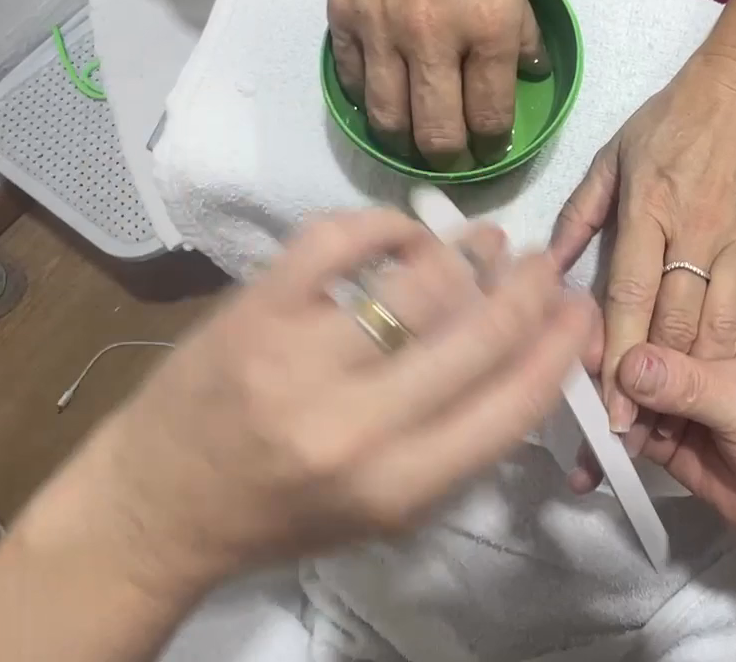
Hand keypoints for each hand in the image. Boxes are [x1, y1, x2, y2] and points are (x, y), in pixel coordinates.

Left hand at [50, 209, 592, 598]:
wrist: (155, 510)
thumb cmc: (288, 513)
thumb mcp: (391, 506)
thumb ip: (464, 433)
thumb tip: (530, 342)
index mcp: (400, 487)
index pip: (516, 401)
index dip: (563, 343)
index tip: (579, 308)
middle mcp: (356, 427)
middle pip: (481, 331)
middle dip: (532, 284)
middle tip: (545, 261)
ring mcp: (299, 360)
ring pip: (422, 277)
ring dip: (470, 252)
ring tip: (487, 243)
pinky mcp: (255, 310)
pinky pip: (341, 236)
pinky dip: (388, 223)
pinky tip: (408, 234)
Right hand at [326, 0, 547, 167]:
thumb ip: (521, 26)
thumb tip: (531, 71)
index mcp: (488, 25)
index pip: (490, 115)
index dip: (494, 143)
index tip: (493, 148)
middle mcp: (434, 39)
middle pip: (438, 135)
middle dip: (452, 157)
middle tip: (457, 154)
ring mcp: (381, 31)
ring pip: (390, 122)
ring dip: (407, 140)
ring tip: (420, 136)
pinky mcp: (341, 16)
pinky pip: (353, 84)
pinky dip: (370, 100)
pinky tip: (384, 96)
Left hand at [551, 51, 735, 440]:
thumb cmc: (666, 123)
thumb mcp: (610, 158)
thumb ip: (579, 214)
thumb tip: (548, 267)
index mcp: (649, 210)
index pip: (632, 295)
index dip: (619, 356)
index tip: (611, 412)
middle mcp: (695, 231)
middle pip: (676, 320)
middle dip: (655, 382)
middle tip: (637, 436)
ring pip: (725, 320)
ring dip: (706, 374)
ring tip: (686, 423)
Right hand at [576, 312, 735, 551]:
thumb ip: (690, 383)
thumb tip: (628, 363)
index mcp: (714, 321)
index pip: (657, 308)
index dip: (619, 325)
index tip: (585, 349)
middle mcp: (686, 349)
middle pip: (628, 347)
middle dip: (598, 373)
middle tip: (575, 400)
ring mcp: (671, 393)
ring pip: (619, 391)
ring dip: (596, 415)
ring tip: (582, 444)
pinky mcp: (661, 434)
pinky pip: (622, 436)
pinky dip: (602, 453)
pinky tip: (586, 472)